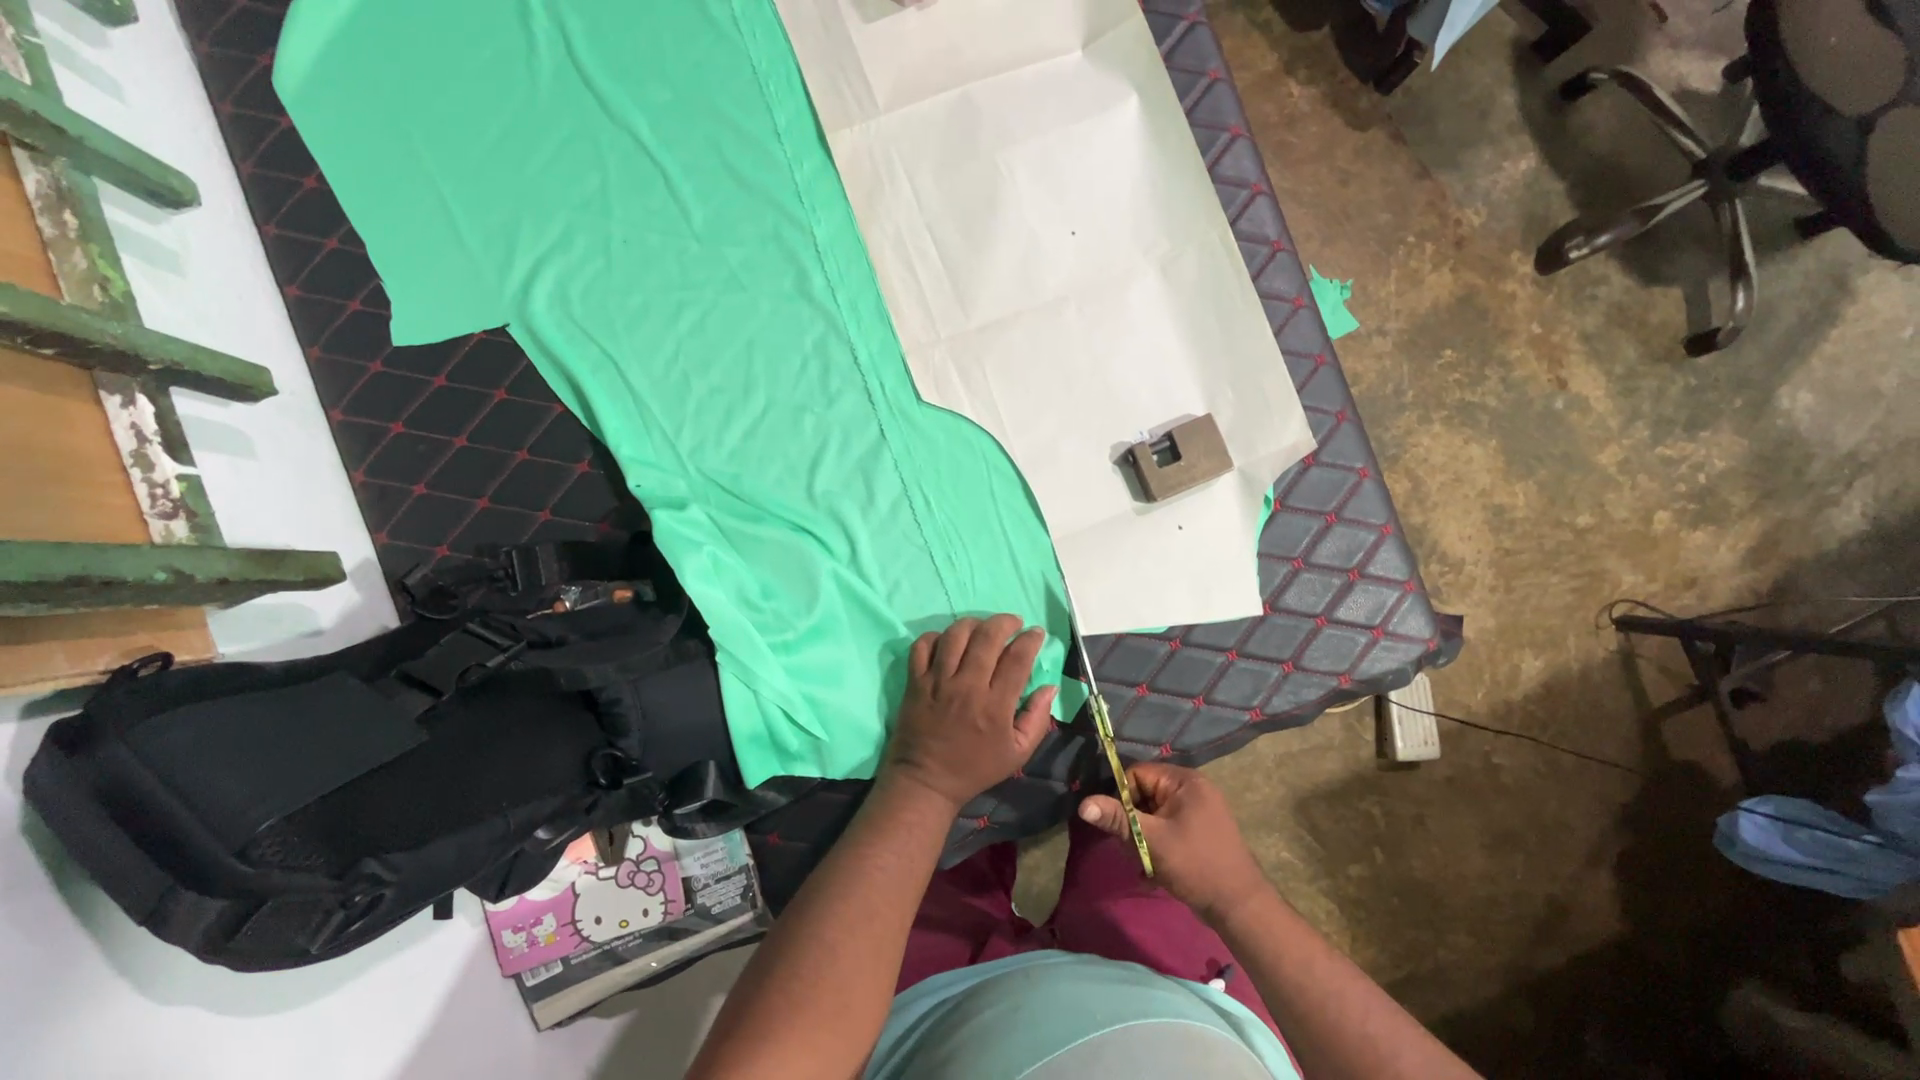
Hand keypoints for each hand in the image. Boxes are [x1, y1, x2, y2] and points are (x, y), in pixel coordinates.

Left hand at [880, 615, 1059, 811]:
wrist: (926, 781)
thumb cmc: (975, 768)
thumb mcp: (1018, 753)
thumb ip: (1038, 718)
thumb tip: (1049, 686)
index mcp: (996, 705)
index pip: (1017, 658)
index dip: (1030, 639)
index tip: (1036, 633)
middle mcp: (967, 687)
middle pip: (987, 636)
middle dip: (1005, 622)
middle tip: (1013, 623)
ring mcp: (938, 682)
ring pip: (955, 635)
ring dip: (973, 623)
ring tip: (982, 627)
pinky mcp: (915, 682)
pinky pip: (922, 646)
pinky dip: (936, 637)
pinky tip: (947, 642)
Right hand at [1078, 763, 1269, 923]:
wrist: (1238, 906)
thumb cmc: (1195, 865)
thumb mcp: (1151, 840)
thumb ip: (1117, 819)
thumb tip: (1083, 804)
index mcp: (1185, 781)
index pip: (1138, 774)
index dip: (1122, 796)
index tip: (1118, 824)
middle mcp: (1193, 789)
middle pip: (1144, 794)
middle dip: (1133, 822)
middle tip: (1131, 848)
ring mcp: (1197, 811)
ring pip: (1152, 815)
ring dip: (1142, 839)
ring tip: (1145, 863)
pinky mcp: (1198, 832)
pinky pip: (1165, 829)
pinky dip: (1156, 847)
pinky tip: (1154, 872)